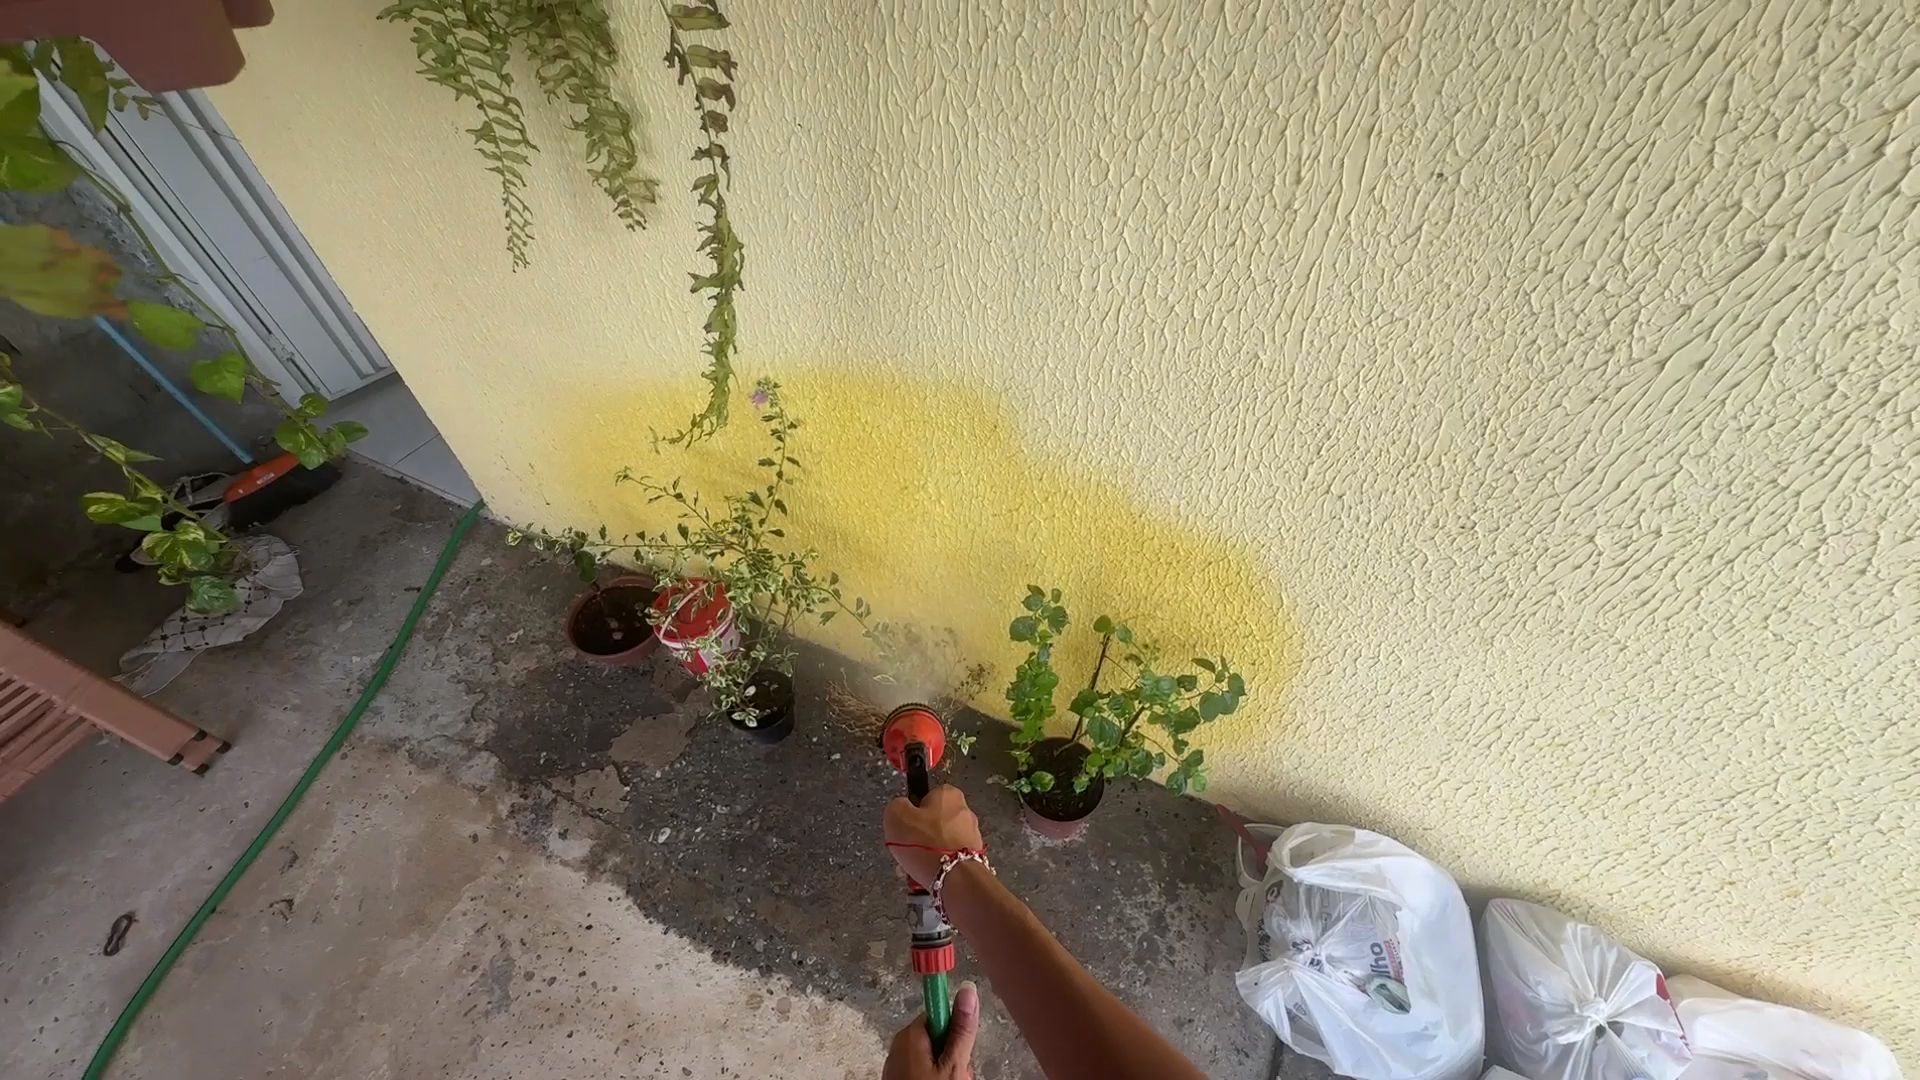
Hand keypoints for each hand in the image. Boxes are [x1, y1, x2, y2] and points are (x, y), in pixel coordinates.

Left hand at [882, 982, 980, 1079]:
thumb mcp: (952, 1065)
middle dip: (952, 1053)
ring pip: (931, 1056)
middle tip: (959, 1074)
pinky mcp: (897, 1079)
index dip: (954, 1030)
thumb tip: (967, 988)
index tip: (962, 1047)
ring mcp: (895, 1065)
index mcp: (908, 1034)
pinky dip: (932, 1076)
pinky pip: (921, 1070)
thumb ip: (961, 1030)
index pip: (939, 1014)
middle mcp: (898, 1045)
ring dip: (945, 1067)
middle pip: (936, 1036)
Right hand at [885, 785, 984, 884]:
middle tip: (906, 849)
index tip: (904, 825)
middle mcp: (965, 811)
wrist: (955, 878)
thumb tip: (900, 808)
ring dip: (926, 854)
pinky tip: (926, 875)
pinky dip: (937, 867)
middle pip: (933, 823)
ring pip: (940, 843)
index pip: (925, 797)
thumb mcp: (896, 815)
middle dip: (918, 837)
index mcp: (948, 794)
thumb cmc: (927, 844)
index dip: (911, 812)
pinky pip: (949, 860)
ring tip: (913, 868)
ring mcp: (971, 836)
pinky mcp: (973, 857)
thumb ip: (896, 806)